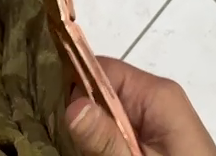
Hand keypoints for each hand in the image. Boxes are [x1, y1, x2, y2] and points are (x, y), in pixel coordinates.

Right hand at [66, 57, 215, 155]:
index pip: (100, 68)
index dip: (75, 89)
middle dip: (84, 116)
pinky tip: (101, 154)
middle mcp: (158, 97)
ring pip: (110, 113)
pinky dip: (110, 144)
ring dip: (96, 134)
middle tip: (70, 143)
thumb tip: (71, 104)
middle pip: (103, 91)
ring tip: (85, 152)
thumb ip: (106, 139)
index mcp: (156, 94)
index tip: (56, 116)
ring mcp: (160, 118)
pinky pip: (124, 129)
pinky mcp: (159, 138)